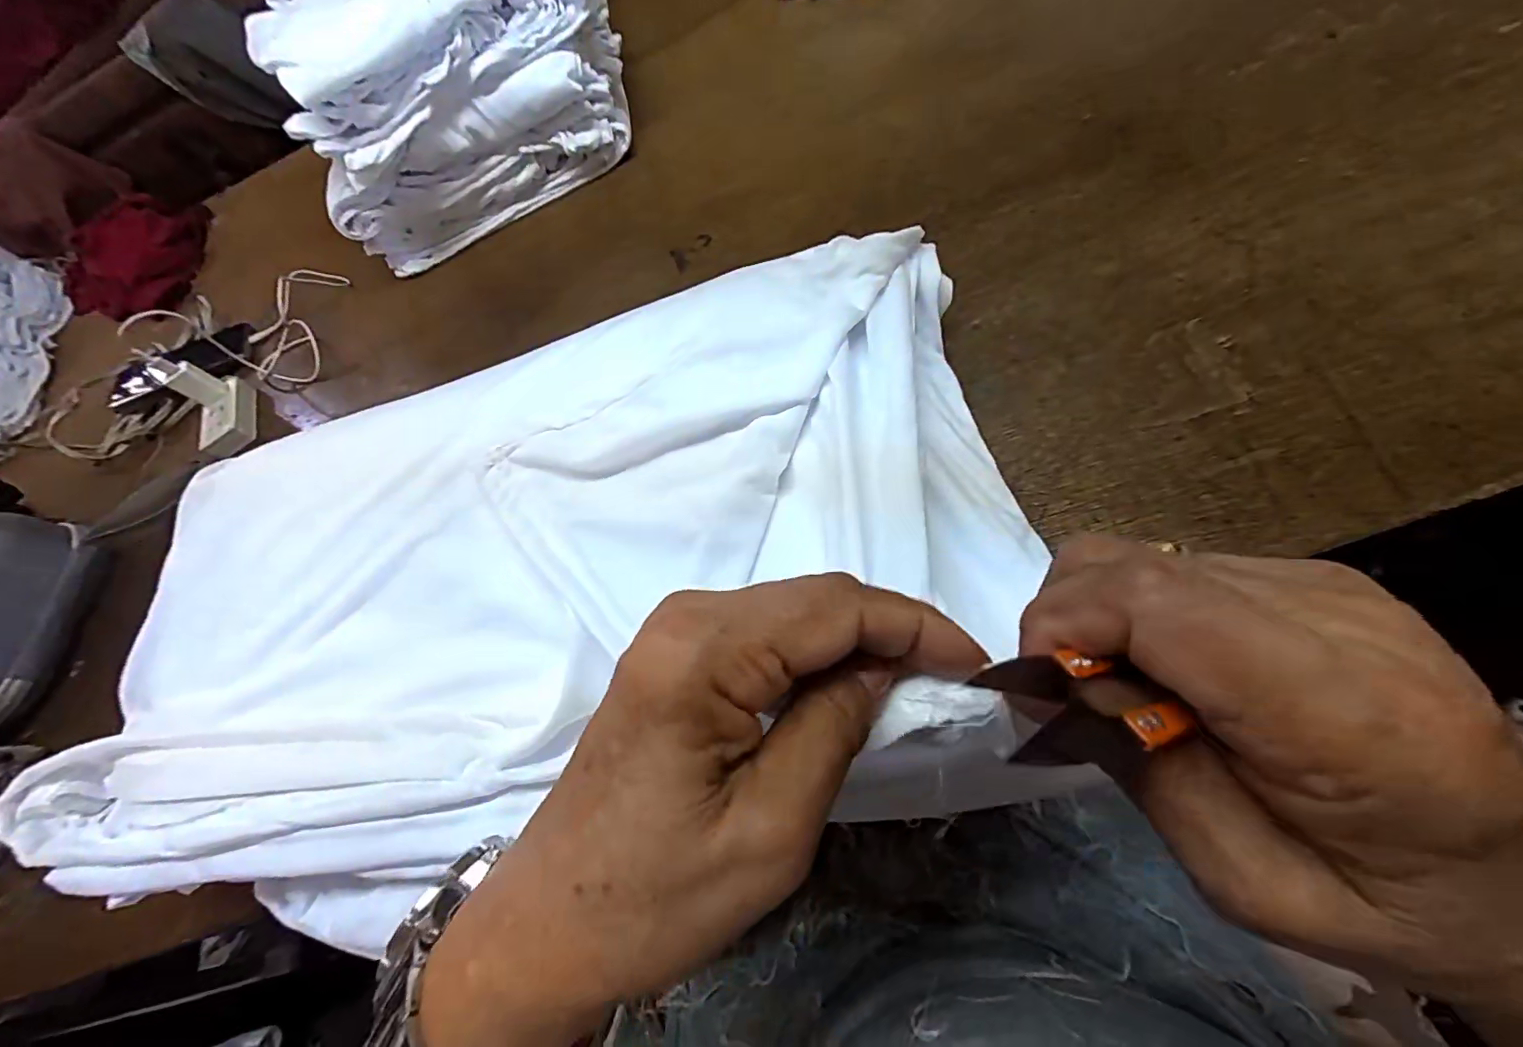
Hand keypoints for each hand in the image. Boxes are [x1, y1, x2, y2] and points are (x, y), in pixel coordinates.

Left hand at [418, 575, 987, 1046]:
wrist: (549, 925)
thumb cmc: (657, 895)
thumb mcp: (772, 826)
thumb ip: (834, 725)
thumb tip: (884, 664)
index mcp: (704, 652)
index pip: (837, 608)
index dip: (916, 625)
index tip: (974, 661)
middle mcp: (687, 617)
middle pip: (818, 597)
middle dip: (893, 626)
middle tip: (950, 672)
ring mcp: (676, 629)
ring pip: (797, 607)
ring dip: (860, 636)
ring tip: (913, 677)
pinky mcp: (675, 651)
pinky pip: (768, 628)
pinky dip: (821, 647)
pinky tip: (849, 679)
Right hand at [1018, 536, 1522, 1024]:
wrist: (1517, 875)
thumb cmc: (1387, 906)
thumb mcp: (1246, 884)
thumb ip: (1146, 770)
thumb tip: (1067, 680)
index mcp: (1337, 709)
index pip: (1156, 604)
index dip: (1066, 626)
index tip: (1036, 688)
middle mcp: (1331, 615)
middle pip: (1135, 564)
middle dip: (1067, 620)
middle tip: (1070, 695)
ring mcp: (1324, 582)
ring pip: (1146, 556)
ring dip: (1102, 615)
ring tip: (1126, 688)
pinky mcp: (1313, 575)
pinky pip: (1183, 569)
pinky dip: (1144, 612)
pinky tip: (1177, 671)